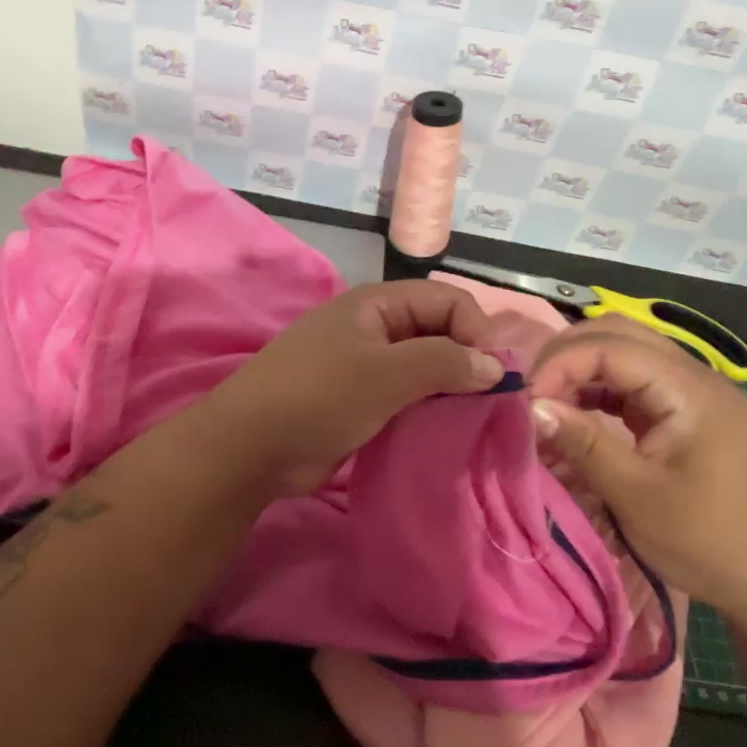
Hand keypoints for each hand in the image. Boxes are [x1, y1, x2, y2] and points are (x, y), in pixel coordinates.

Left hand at [195, 281, 505, 496]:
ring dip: (450, 388)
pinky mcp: (357, 400)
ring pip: (423, 367)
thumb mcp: (386, 373)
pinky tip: (444, 431)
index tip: (496, 377)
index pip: (447, 300)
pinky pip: (405, 395)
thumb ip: (445, 362)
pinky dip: (427, 408)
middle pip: (438, 331)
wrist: (250, 446)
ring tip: (474, 420)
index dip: (477, 331)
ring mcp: (363, 364)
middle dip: (468, 360)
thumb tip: (495, 365)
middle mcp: (373, 326)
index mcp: (377, 303)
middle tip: (492, 403)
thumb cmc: (319, 397)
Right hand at [527, 316, 746, 619]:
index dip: (561, 364)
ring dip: (585, 371)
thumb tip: (532, 406)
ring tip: (550, 405)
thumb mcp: (636, 495)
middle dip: (569, 355)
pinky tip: (581, 416)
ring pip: (629, 355)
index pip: (610, 346)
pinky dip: (604, 391)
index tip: (527, 402)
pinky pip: (640, 384)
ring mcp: (698, 395)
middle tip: (534, 393)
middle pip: (621, 335)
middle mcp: (697, 377)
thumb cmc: (709, 541)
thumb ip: (583, 443)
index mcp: (689, 389)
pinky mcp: (692, 416)